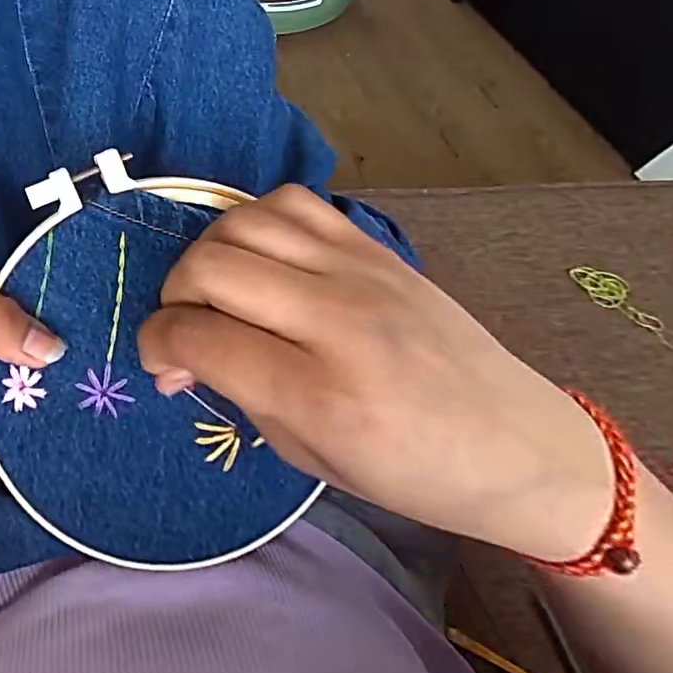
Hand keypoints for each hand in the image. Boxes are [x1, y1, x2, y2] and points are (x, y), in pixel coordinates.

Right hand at [137, 186, 614, 561]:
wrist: (516, 441)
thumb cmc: (409, 471)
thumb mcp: (308, 455)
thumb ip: (235, 391)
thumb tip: (177, 353)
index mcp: (319, 394)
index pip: (199, 337)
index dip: (156, 343)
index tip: (160, 359)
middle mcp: (335, 319)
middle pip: (210, 267)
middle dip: (173, 296)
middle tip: (188, 326)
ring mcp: (357, 270)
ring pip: (241, 223)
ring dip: (207, 253)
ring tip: (218, 287)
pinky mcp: (373, 245)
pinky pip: (289, 201)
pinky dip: (254, 221)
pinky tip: (260, 255)